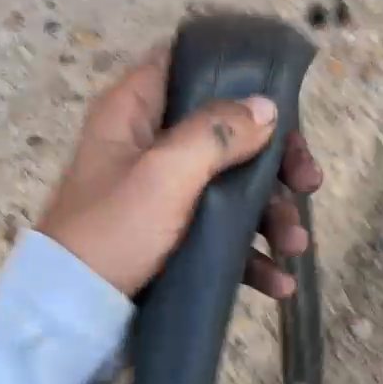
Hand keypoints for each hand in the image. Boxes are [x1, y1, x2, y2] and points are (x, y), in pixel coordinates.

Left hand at [36, 49, 323, 297]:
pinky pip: (218, 241)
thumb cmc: (113, 234)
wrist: (73, 315)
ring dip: (270, 217)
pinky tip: (276, 282)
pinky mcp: (168, 245)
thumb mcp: (164, 174)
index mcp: (135, 113)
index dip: (240, 80)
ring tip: (294, 247)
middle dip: (274, 163)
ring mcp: (159, 201)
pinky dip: (249, 258)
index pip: (191, 68)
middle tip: (310, 185)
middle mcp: (148, 149)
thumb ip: (216, 134)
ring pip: (229, 193)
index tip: (282, 108)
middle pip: (225, 136)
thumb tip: (265, 109)